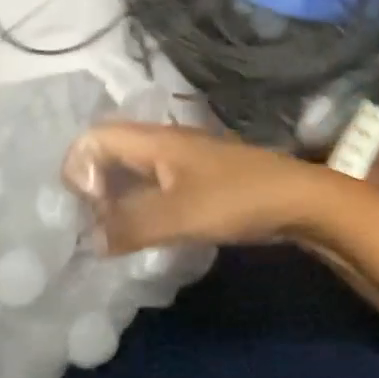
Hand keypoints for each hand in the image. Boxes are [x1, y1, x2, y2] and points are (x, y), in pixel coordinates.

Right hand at [61, 123, 345, 253]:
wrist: (299, 200)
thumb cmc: (237, 200)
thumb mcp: (177, 215)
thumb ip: (128, 225)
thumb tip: (90, 240)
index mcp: (156, 141)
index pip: (95, 137)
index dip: (79, 168)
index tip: (87, 208)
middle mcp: (167, 144)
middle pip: (112, 153)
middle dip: (93, 187)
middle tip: (90, 227)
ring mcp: (186, 163)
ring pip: (135, 173)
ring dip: (118, 201)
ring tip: (112, 237)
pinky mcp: (202, 183)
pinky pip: (158, 189)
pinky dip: (143, 208)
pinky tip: (146, 236)